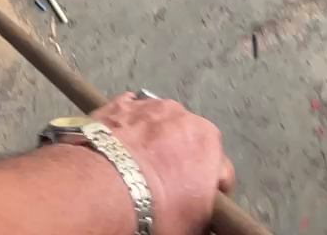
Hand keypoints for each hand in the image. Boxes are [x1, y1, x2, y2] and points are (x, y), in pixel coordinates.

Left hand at [91, 93, 234, 234]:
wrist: (106, 186)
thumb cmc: (158, 208)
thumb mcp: (195, 225)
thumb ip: (206, 211)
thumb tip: (200, 216)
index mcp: (208, 140)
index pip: (220, 170)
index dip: (212, 191)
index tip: (200, 205)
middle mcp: (180, 113)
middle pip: (188, 139)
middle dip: (183, 158)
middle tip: (170, 184)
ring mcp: (146, 104)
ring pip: (158, 122)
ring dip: (155, 138)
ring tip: (142, 165)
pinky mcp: (117, 103)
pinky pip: (130, 113)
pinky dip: (128, 126)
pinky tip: (122, 146)